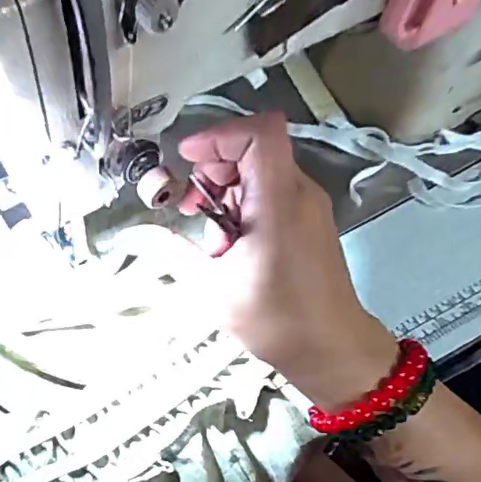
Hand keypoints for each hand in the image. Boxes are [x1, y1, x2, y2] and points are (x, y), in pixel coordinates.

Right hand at [179, 114, 397, 408]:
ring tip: (217, 242)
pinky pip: (275, 196)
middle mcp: (300, 195)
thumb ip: (178, 252)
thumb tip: (148, 234)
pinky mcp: (312, 224)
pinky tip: (236, 248)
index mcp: (278, 202)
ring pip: (262, 175)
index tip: (189, 160)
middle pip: (253, 150)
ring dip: (228, 196)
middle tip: (194, 210)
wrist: (332, 348)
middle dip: (214, 172)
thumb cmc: (279, 321)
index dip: (218, 135)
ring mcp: (311, 208)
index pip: (258, 133)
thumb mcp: (215, 288)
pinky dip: (248, 209)